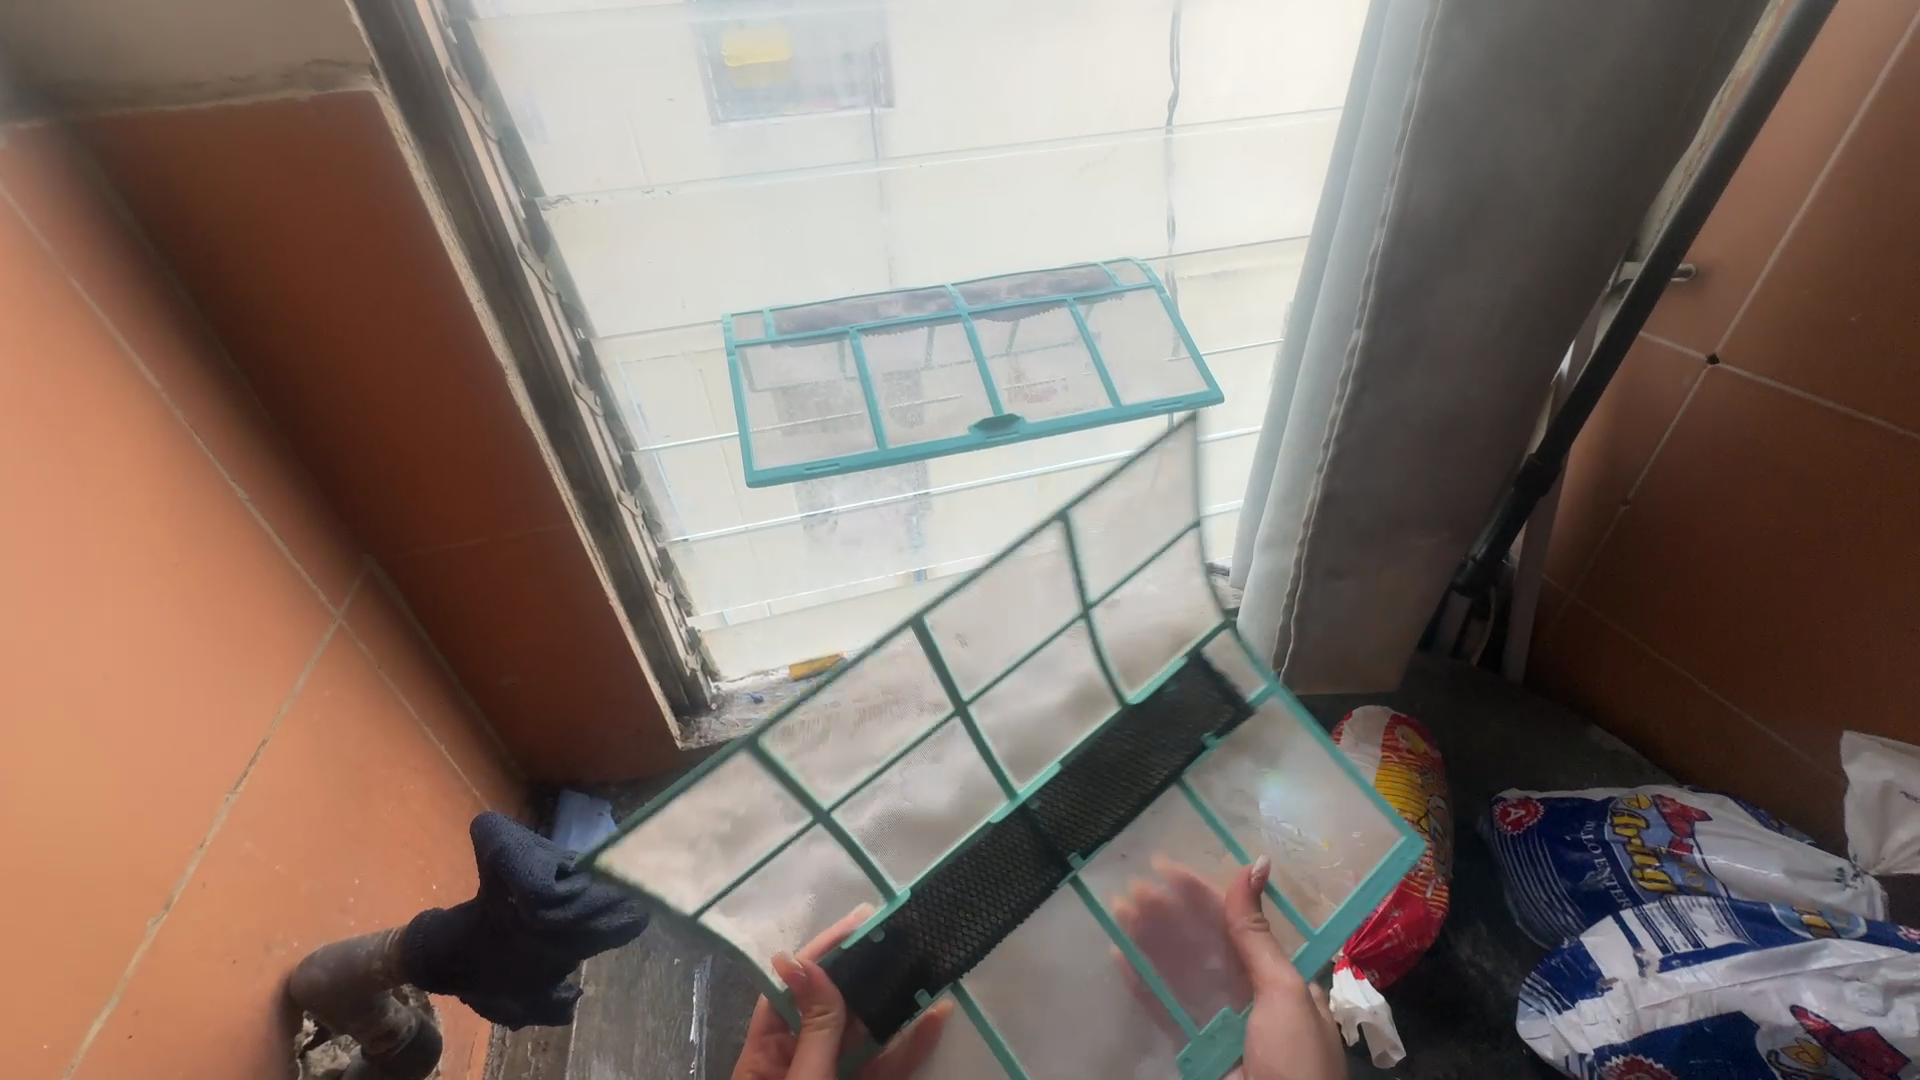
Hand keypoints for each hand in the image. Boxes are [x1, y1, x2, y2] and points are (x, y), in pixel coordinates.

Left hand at [731, 907, 953, 1079]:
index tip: (859, 923)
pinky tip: (935, 1020)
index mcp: (763, 1060)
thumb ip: (812, 1029)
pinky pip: (885, 1072)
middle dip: (863, 971)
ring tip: (923, 964)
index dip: (821, 954)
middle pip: (830, 1007)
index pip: (789, 990)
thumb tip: (798, 959)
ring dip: (893, 1004)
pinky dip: (909, 1048)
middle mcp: (796, 1066)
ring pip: (864, 1037)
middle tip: (900, 935)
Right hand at [1114, 857, 1345, 1079]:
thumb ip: (1256, 932)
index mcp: (1281, 984)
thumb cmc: (1296, 1066)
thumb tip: (1258, 862)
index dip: (1203, 895)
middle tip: (1135, 888)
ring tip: (1120, 911)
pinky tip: (1120, 957)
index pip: (1238, 925)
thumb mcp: (1285, 994)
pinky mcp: (1194, 1052)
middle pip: (1203, 945)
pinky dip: (1143, 984)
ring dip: (1150, 940)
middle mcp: (1249, 1000)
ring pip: (1180, 972)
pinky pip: (1165, 1010)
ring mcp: (1219, 1027)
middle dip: (1169, 915)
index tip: (1167, 871)